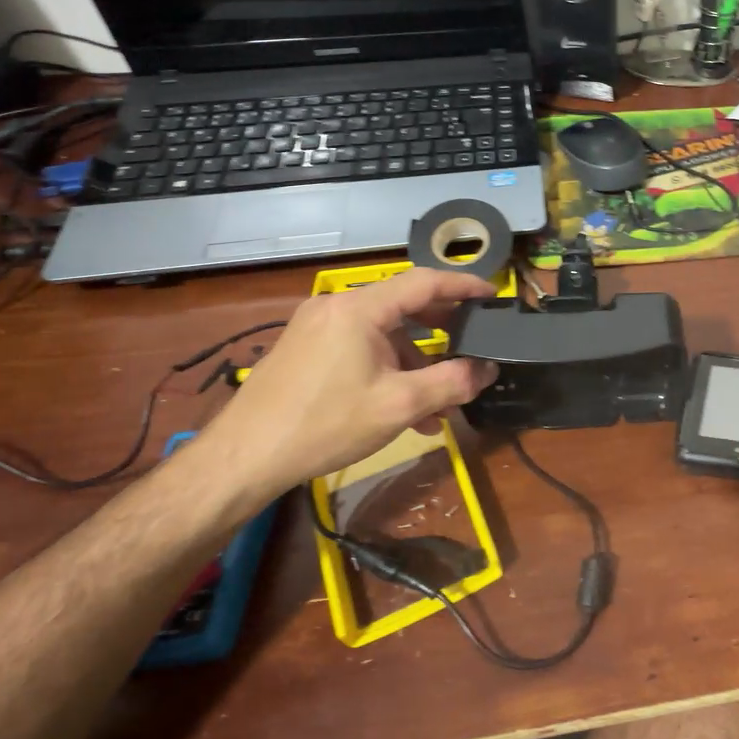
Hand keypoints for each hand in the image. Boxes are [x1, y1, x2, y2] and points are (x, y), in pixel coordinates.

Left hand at [195, 270, 499, 499]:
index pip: (424, 281)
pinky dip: (388, 369)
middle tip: (474, 344)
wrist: (245, 457)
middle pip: (404, 305)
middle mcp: (336, 307)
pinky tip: (402, 408)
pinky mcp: (305, 349)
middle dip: (443, 330)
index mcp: (359, 309)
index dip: (464, 286)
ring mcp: (317, 327)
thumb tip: (489, 370)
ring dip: (415, 362)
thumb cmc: (326, 424)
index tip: (494, 296)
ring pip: (383, 333)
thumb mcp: (400, 405)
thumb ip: (452, 382)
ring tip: (439, 403)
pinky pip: (361, 347)